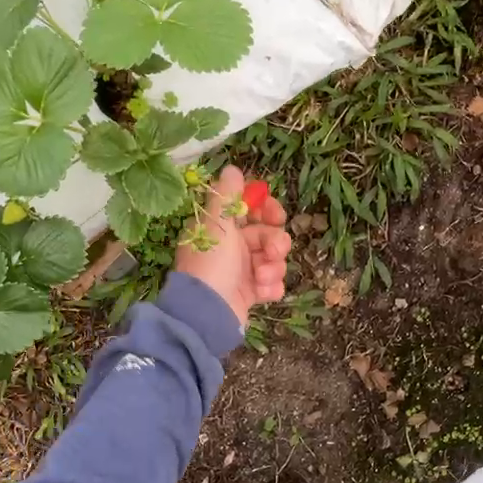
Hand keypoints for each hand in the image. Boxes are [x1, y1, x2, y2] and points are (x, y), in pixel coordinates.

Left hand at [175, 166, 290, 325]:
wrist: (207, 314)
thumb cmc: (211, 265)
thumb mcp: (217, 224)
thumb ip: (227, 196)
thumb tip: (232, 169)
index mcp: (221, 228)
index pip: (251, 209)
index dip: (267, 209)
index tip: (275, 215)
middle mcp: (231, 247)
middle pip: (268, 234)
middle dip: (275, 243)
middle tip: (271, 253)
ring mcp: (242, 270)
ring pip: (273, 259)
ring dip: (273, 268)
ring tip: (261, 278)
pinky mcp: (250, 292)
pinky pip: (272, 283)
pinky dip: (270, 287)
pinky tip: (261, 293)